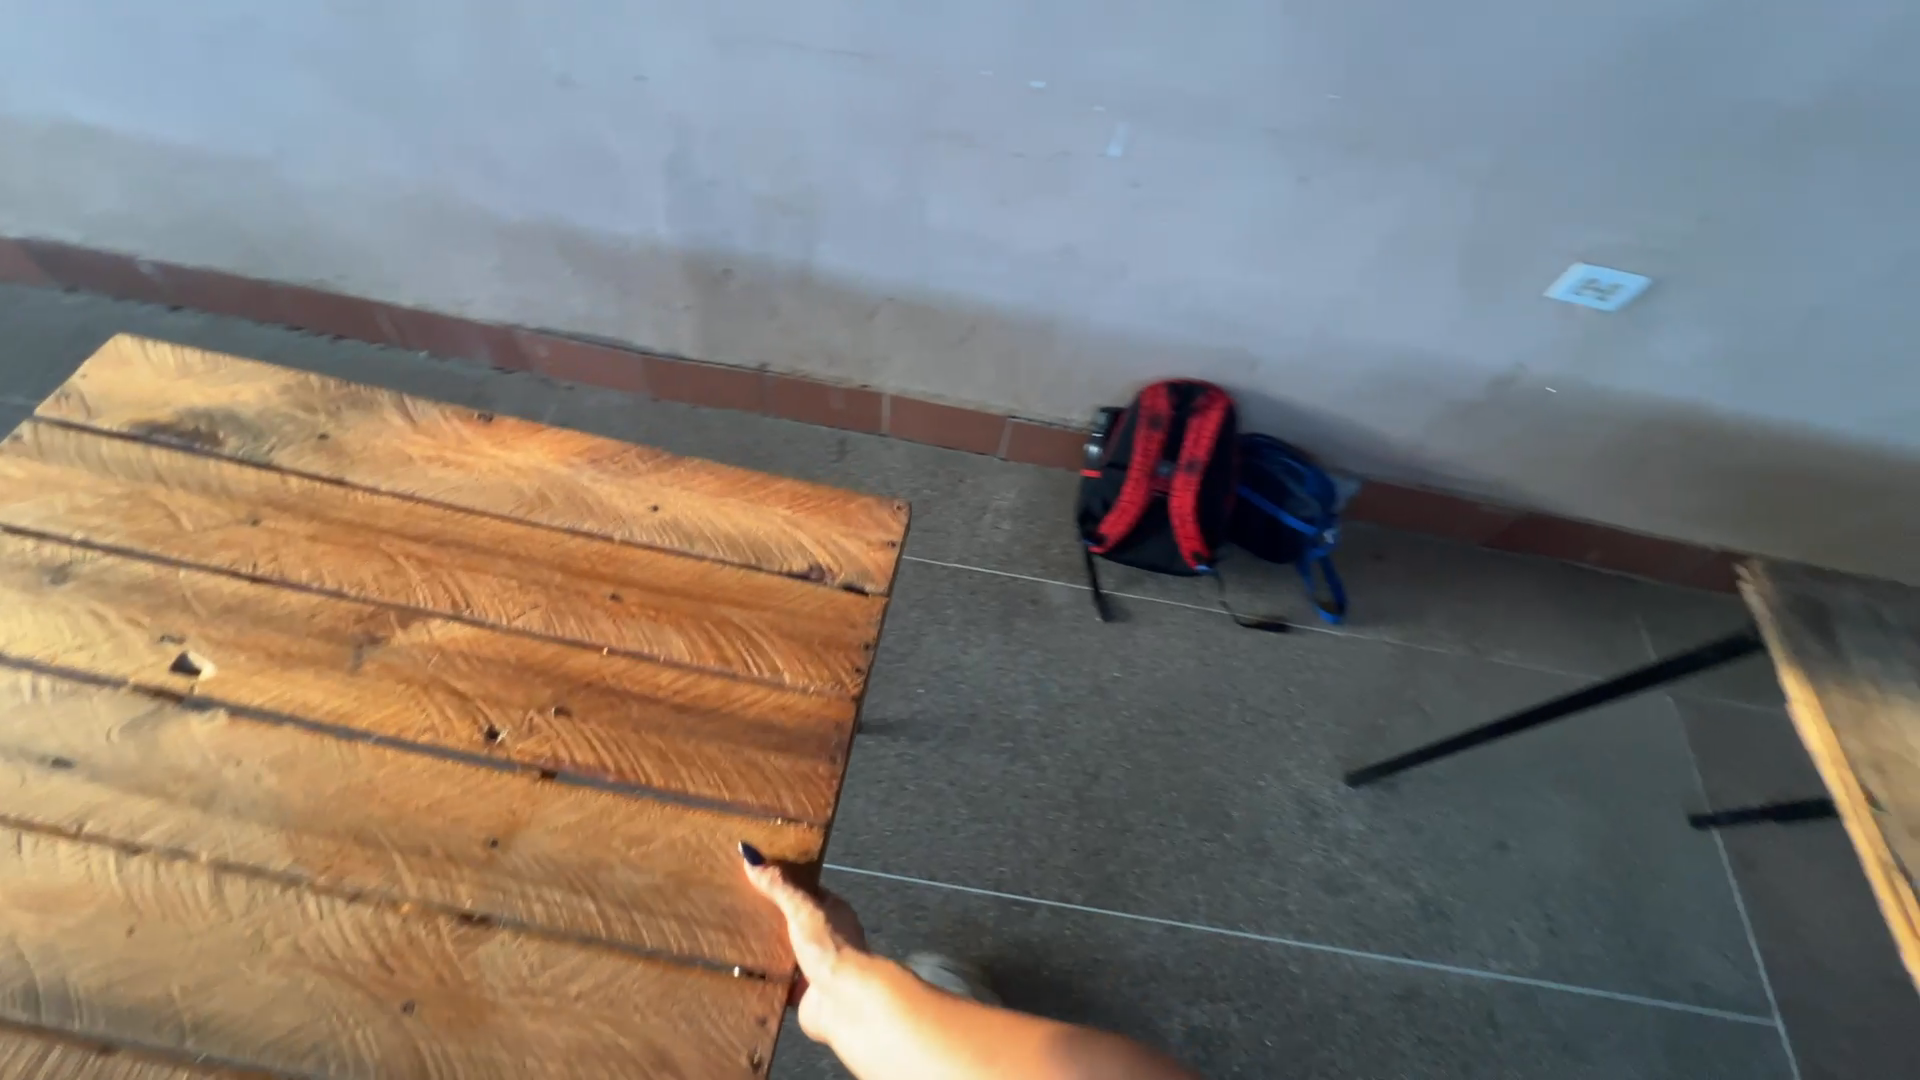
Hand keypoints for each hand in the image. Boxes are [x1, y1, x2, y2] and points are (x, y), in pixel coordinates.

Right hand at [740, 844, 870, 1043]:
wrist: (846, 1000)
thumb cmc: (830, 947)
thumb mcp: (802, 908)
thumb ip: (778, 885)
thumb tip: (749, 852)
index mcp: (832, 910)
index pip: (804, 890)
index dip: (782, 883)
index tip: (754, 878)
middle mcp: (827, 936)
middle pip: (794, 922)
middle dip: (771, 920)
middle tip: (738, 912)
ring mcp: (817, 965)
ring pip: (787, 954)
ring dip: (767, 952)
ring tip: (735, 944)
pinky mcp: (805, 993)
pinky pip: (781, 985)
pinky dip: (766, 982)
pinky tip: (744, 978)